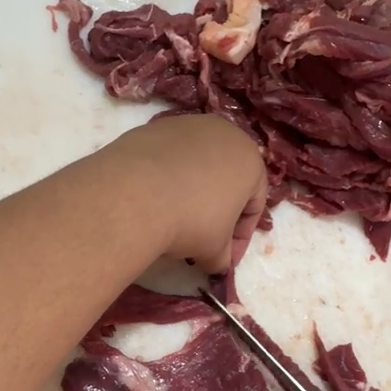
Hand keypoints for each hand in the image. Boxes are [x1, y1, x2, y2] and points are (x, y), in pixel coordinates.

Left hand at [95, 114, 265, 271]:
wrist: (136, 193)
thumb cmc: (192, 221)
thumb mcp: (214, 250)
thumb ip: (223, 258)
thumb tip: (218, 265)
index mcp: (250, 159)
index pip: (254, 205)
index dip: (240, 239)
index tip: (224, 259)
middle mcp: (224, 133)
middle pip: (226, 180)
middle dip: (217, 213)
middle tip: (201, 241)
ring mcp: (187, 125)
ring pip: (197, 166)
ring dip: (192, 193)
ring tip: (174, 221)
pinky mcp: (155, 127)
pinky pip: (169, 158)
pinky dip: (166, 179)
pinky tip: (153, 201)